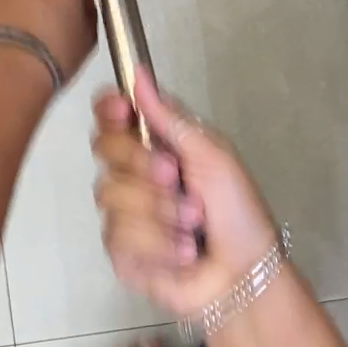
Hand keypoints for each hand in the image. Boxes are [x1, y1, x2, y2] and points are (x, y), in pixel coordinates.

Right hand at [92, 77, 280, 315]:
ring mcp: (124, 212)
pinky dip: (158, 243)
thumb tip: (138, 72)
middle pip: (104, 147)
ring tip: (193, 225)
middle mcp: (134, 173)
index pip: (113, 116)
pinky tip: (183, 252)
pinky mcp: (121, 250)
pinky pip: (119, 234)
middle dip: (141, 163)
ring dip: (159, 211)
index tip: (121, 110)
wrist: (244, 274)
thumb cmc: (237, 209)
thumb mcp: (212, 155)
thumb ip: (170, 118)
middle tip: (174, 176)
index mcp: (158, 144)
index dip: (109, 108)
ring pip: (110, 193)